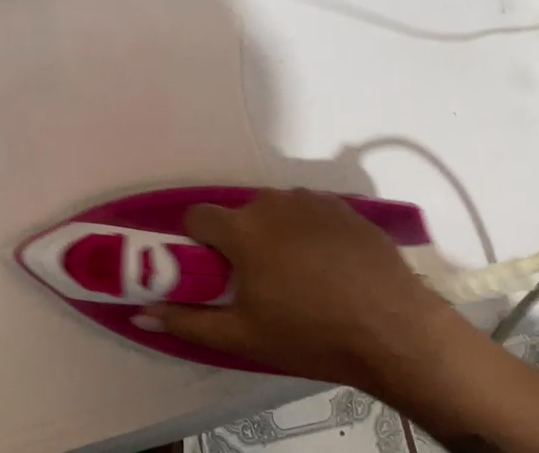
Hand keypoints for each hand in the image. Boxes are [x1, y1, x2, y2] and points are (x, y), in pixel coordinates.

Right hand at [140, 189, 464, 399]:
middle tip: (259, 281)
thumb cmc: (311, 334)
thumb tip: (142, 312)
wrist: (395, 328)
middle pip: (240, 214)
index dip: (197, 240)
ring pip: (277, 211)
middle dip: (241, 241)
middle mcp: (270, 202)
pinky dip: (310, 231)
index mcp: (241, 229)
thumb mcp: (244, 336)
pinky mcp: (344, 207)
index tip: (211, 268)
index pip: (198, 216)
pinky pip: (311, 212)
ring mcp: (311, 200)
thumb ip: (188, 320)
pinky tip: (329, 265)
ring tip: (299, 275)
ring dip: (276, 234)